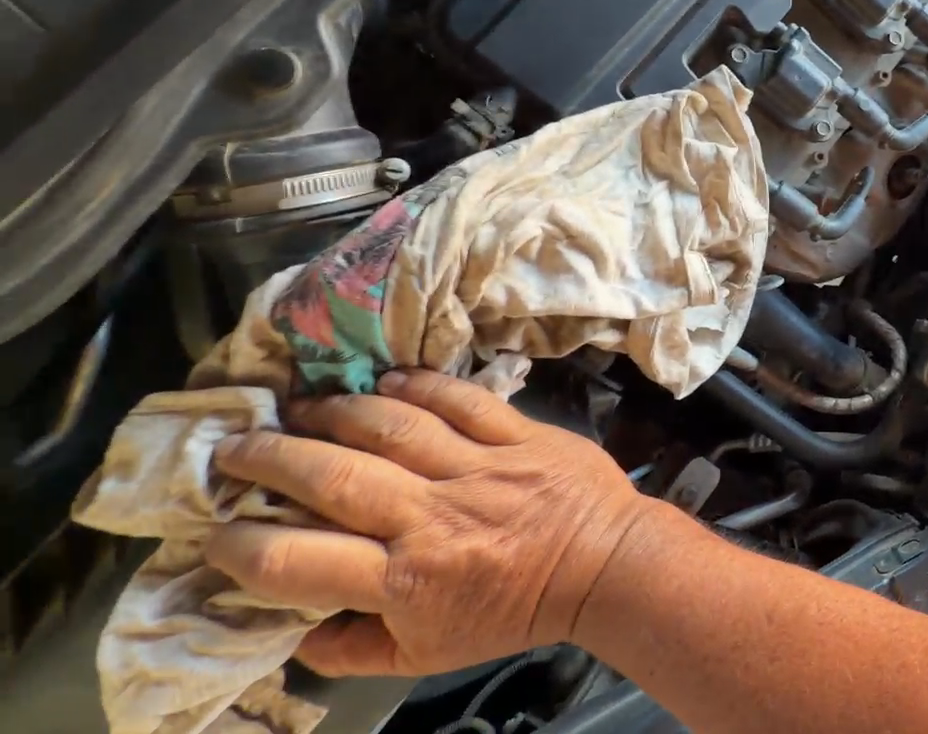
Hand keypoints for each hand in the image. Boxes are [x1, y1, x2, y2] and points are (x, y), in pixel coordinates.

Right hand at [206, 370, 671, 677]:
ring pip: (397, 427)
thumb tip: (293, 632)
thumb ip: (353, 650)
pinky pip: (466, 401)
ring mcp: (483, 467)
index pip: (298, 560)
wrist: (606, 564)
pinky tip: (390, 377)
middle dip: (274, 459)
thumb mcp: (427, 656)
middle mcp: (436, 515)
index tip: (215, 531)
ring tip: (305, 405)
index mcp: (406, 579)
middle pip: (337, 477)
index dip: (242, 546)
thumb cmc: (517, 609)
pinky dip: (424, 386)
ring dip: (341, 411)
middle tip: (236, 446)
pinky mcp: (523, 435)